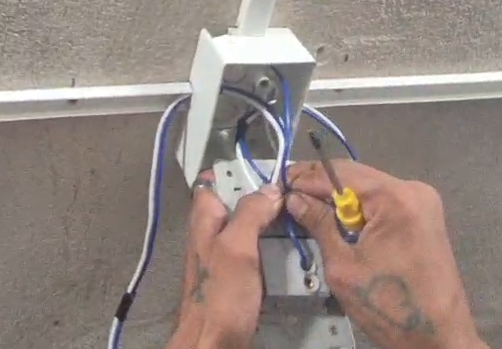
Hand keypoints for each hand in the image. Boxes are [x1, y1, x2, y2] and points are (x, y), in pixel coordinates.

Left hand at [164, 177, 284, 348]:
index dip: (238, 171)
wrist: (211, 345)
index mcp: (204, 216)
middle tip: (292, 197)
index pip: (214, 179)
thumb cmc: (221, 294)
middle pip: (235, 203)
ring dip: (268, 225)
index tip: (268, 170)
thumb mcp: (237, 247)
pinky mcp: (233, 277)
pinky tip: (289, 252)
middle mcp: (209, 230)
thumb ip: (251, 213)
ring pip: (246, 228)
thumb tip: (271, 187)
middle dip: (261, 198)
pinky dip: (269, 249)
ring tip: (297, 220)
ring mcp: (220, 255)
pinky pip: (253, 252)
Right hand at [284, 161, 486, 348]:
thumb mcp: (344, 268)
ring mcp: (421, 200)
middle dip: (320, 183)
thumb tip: (293, 197)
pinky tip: (337, 215)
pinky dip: (358, 206)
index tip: (279, 181)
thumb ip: (318, 224)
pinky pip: (381, 199)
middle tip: (288, 190)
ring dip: (337, 194)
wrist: (442, 345)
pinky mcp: (423, 215)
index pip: (339, 174)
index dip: (305, 177)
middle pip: (354, 175)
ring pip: (366, 185)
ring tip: (306, 202)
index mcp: (394, 198)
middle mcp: (411, 189)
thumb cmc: (391, 309)